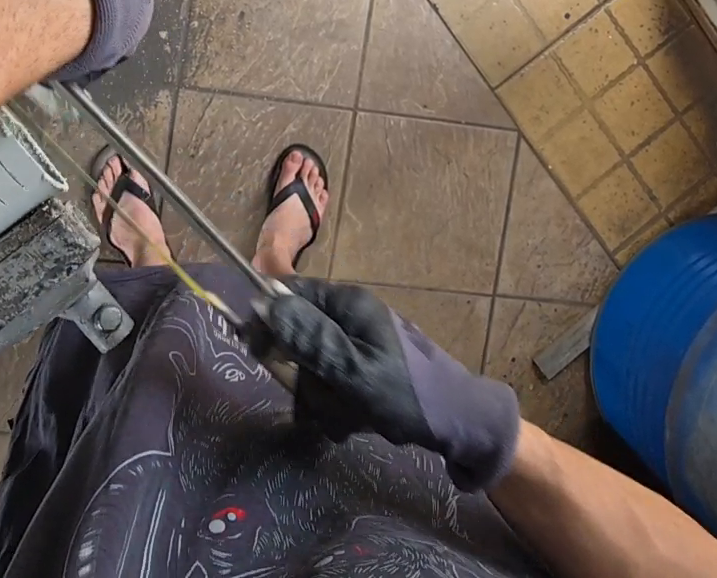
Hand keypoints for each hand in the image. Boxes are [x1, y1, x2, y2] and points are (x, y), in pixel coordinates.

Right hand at [251, 279, 519, 490]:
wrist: (458, 422)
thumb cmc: (404, 392)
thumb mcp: (350, 368)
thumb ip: (307, 337)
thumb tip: (261, 302)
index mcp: (347, 303)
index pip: (289, 294)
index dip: (268, 321)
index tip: (257, 353)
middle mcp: (352, 314)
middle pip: (299, 335)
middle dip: (304, 374)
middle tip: (321, 399)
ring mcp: (361, 340)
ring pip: (315, 365)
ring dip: (322, 396)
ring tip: (347, 415)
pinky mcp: (367, 365)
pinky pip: (335, 381)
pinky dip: (338, 403)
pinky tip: (355, 420)